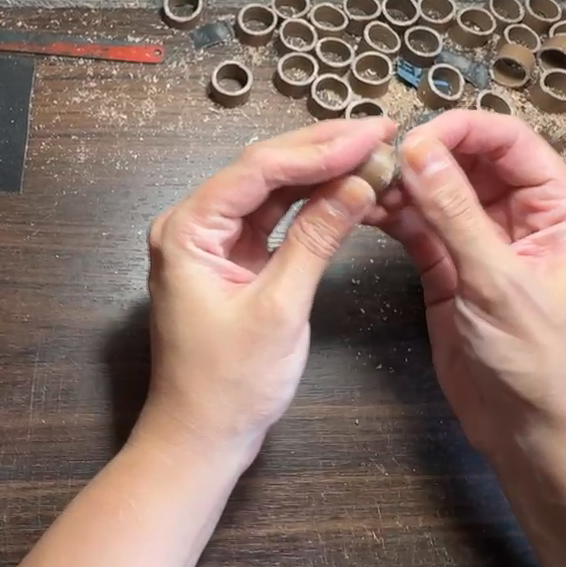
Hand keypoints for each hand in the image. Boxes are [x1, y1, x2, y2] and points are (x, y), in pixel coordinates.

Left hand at [140, 118, 396, 464]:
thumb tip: (359, 184)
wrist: (202, 436)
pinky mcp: (231, 258)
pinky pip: (272, 218)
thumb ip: (316, 240)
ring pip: (270, 190)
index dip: (317, 148)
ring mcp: (211, 240)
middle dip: (321, 149)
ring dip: (320, 171)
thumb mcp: (280, 308)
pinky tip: (345, 187)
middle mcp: (192, 224)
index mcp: (186, 230)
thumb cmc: (229, 384)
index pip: (257, 170)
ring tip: (372, 150)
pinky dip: (309, 204)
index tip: (370, 133)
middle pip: (262, 171)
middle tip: (379, 130)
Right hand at [376, 111, 565, 465]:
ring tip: (363, 189)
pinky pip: (418, 229)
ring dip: (401, 186)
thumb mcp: (500, 283)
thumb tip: (418, 149)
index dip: (459, 130)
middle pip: (467, 162)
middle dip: (422, 157)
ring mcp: (480, 244)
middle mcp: (520, 217)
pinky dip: (393, 218)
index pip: (507, 141)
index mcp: (558, 208)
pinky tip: (366, 212)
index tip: (409, 139)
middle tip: (374, 164)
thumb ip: (455, 213)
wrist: (538, 439)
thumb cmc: (545, 364)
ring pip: (436, 194)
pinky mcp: (449, 271)